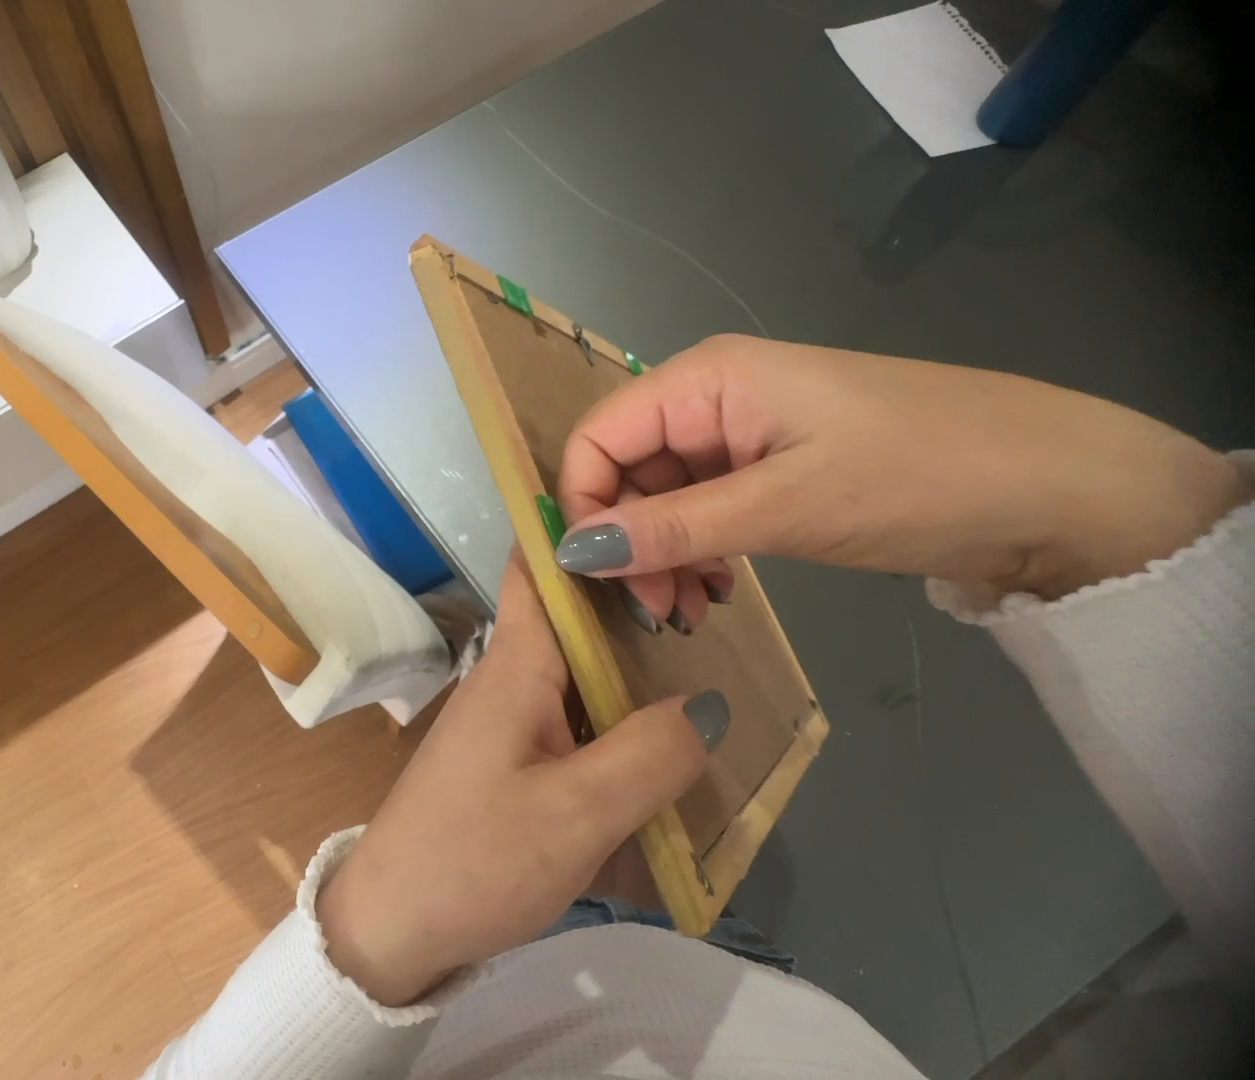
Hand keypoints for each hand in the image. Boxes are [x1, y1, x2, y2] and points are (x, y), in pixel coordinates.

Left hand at [315, 554, 722, 1006]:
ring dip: (635, 678)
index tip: (648, 516)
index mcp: (515, 667)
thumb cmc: (477, 858)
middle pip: (577, 625)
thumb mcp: (578, 812)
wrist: (393, 924)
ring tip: (714, 674)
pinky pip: (572, 728)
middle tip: (717, 613)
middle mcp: (508, 682)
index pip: (536, 570)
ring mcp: (507, 724)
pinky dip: (615, 730)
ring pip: (581, 680)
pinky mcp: (510, 764)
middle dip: (640, 615)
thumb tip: (706, 704)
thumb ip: (649, 753)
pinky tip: (663, 752)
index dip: (581, 533)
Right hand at [554, 335, 1247, 610]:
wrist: (1069, 490)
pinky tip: (717, 589)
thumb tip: (573, 552)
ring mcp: (743, 434)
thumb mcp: (784, 508)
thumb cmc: (923, 475)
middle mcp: (712, 399)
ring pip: (661, 497)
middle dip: (626, 541)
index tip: (598, 574)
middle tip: (654, 607)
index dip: (582, 503)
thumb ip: (671, 529)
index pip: (597, 437)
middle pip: (625, 471)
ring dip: (661, 555)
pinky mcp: (772, 468)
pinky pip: (702, 510)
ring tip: (687, 609)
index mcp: (705, 380)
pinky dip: (697, 552)